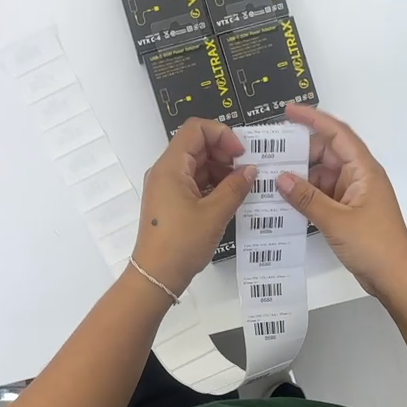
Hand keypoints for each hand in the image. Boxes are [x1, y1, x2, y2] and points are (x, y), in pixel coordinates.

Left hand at [132, 117, 253, 298]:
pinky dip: (213, 186)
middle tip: (247, 171)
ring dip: (221, 171)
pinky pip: (194, 183)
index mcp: (170, 167)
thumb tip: (251, 170)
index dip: (222, 134)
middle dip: (225, 153)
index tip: (241, 154)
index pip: (196, 129)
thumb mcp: (215, 214)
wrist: (156, 276)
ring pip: (198, 165)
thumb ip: (236, 187)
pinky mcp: (171, 203)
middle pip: (197, 145)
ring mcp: (167, 188)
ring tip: (243, 187)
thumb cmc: (181, 244)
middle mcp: (165, 172)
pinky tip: (230, 199)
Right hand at [275, 103, 406, 296]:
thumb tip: (281, 178)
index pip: (337, 133)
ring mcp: (353, 195)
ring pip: (321, 176)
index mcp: (363, 170)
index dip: (313, 119)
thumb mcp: (336, 221)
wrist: (395, 278)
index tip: (289, 111)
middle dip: (299, 152)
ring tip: (271, 178)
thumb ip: (306, 199)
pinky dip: (305, 196)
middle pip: (326, 154)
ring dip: (299, 177)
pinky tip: (285, 200)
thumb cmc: (375, 246)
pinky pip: (322, 195)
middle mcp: (359, 177)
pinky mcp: (347, 212)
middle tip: (269, 153)